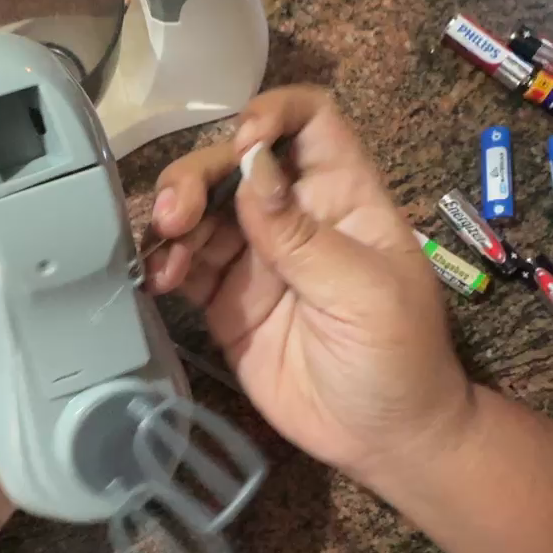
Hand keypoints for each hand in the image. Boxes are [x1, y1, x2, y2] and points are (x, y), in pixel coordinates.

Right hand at [145, 86, 473, 488]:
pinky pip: (185, 267)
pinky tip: (156, 278)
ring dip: (173, 220)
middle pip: (234, 165)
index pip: (309, 123)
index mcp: (342, 198)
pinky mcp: (223, 301)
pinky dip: (164, 264)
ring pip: (200, 212)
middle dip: (197, 177)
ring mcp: (253, 260)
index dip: (273, 114)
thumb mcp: (363, 292)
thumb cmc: (397, 358)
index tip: (241, 144)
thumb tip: (249, 168)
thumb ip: (302, 235)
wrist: (379, 438)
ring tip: (164, 250)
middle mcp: (291, 217)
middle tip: (174, 215)